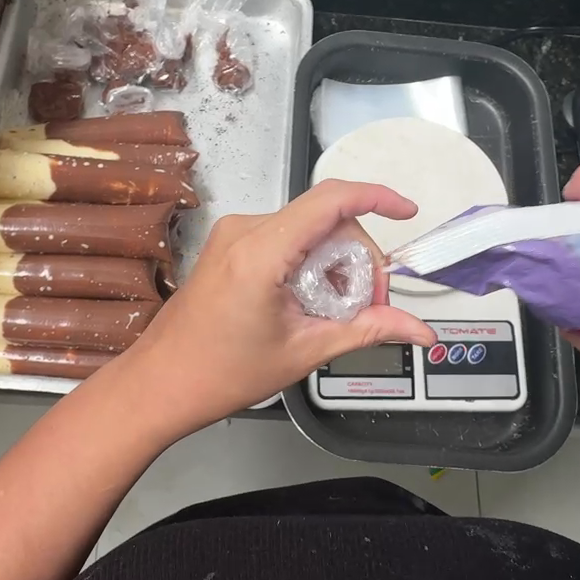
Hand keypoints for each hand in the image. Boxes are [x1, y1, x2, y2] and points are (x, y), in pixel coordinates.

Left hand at [117, 180, 436, 435]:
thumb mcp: (304, 350)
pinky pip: (286, 237)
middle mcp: (244, 230)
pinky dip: (311, 261)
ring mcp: (233, 234)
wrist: (161, 382)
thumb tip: (418, 330)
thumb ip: (366, 330)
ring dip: (336, 261)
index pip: (330, 200)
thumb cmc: (220, 372)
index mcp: (261, 252)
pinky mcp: (230, 243)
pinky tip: (311, 300)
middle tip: (370, 304)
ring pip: (308, 228)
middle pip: (326, 218)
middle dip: (359, 256)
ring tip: (337, 309)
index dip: (376, 197)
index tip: (406, 211)